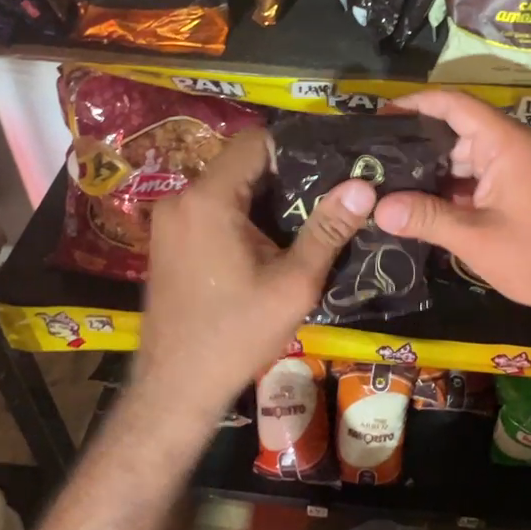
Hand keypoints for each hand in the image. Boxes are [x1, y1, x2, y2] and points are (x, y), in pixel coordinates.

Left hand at [136, 129, 374, 419]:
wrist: (175, 388)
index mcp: (208, 199)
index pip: (254, 141)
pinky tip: (270, 243)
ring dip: (262, 199)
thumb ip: (328, 230)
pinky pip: (210, 210)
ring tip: (306, 219)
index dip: (295, 147)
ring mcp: (168, 221)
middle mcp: (180, 199)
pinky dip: (240, 216)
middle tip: (327, 194)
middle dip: (284, 176)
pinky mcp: (166, 242)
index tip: (330, 164)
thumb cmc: (236, 335)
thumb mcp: (294, 284)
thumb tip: (364, 186)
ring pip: (225, 188)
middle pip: (239, 164)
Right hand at [373, 90, 530, 337]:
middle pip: (458, 129)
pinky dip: (456, 185)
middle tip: (376, 161)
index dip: (415, 104)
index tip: (379, 116)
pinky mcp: (526, 182)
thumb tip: (377, 209)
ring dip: (436, 170)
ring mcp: (524, 162)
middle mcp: (517, 142)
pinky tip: (424, 203)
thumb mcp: (475, 238)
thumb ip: (425, 218)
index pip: (454, 104)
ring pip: (468, 154)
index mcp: (508, 142)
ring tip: (390, 184)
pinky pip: (483, 172)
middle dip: (418, 145)